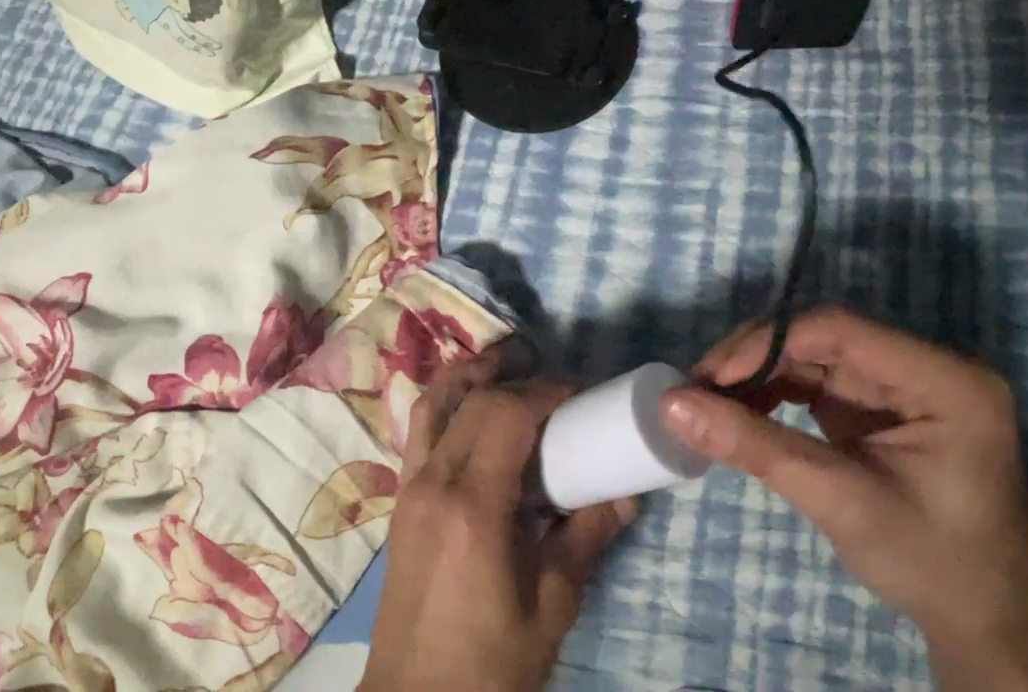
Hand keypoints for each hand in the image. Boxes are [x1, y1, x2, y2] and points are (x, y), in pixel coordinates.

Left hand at [361, 360, 638, 691]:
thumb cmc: (490, 661)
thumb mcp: (552, 604)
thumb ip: (586, 538)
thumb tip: (627, 492)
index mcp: (472, 506)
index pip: (505, 414)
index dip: (546, 390)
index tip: (583, 391)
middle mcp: (432, 482)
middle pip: (470, 400)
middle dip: (516, 377)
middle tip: (559, 384)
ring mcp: (408, 487)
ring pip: (432, 404)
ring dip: (471, 376)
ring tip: (510, 365)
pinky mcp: (400, 499)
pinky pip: (420, 430)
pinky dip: (447, 403)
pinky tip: (474, 411)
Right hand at [660, 307, 1027, 691]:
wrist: (984, 627)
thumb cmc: (931, 564)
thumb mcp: (840, 501)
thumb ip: (756, 446)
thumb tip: (670, 404)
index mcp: (943, 381)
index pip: (837, 331)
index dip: (765, 344)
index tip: (708, 377)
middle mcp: (926, 369)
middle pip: (821, 338)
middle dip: (754, 359)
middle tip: (697, 389)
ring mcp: (903, 387)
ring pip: (812, 357)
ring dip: (758, 376)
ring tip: (710, 402)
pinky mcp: (881, 408)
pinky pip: (817, 383)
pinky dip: (774, 395)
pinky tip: (741, 413)